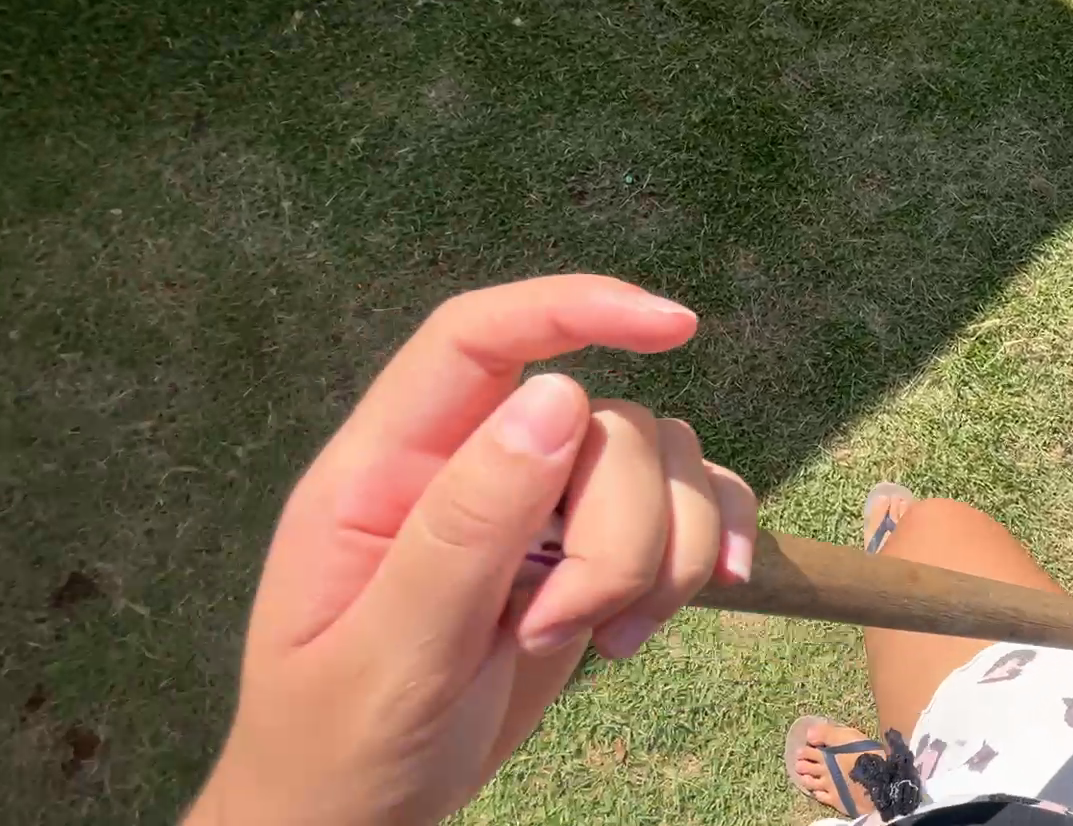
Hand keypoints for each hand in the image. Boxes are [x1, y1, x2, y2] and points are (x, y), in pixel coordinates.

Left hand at [184, 276, 758, 825]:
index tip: (672, 326)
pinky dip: (719, 535)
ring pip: (668, 461)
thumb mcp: (388, 657)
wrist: (376, 809)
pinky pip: (702, 497)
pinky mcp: (612, 534)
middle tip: (565, 624)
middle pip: (610, 428)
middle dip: (621, 533)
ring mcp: (560, 495)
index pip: (482, 336)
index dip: (577, 307)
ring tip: (609, 638)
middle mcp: (489, 458)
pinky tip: (718, 585)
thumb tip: (560, 396)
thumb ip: (466, 524)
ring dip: (666, 556)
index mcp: (396, 464)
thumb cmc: (344, 746)